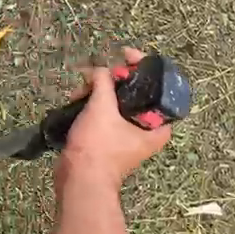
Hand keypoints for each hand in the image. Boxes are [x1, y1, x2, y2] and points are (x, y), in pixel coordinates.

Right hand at [55, 47, 172, 192]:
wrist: (79, 178)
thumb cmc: (98, 146)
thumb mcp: (101, 109)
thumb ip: (103, 83)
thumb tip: (99, 69)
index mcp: (157, 125)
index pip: (158, 87)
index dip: (141, 67)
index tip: (123, 54)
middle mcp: (147, 129)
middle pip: (134, 92)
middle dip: (111, 80)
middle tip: (94, 74)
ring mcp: (128, 134)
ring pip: (116, 101)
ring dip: (97, 91)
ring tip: (79, 90)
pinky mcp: (109, 137)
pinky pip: (105, 112)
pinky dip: (92, 102)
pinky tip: (76, 99)